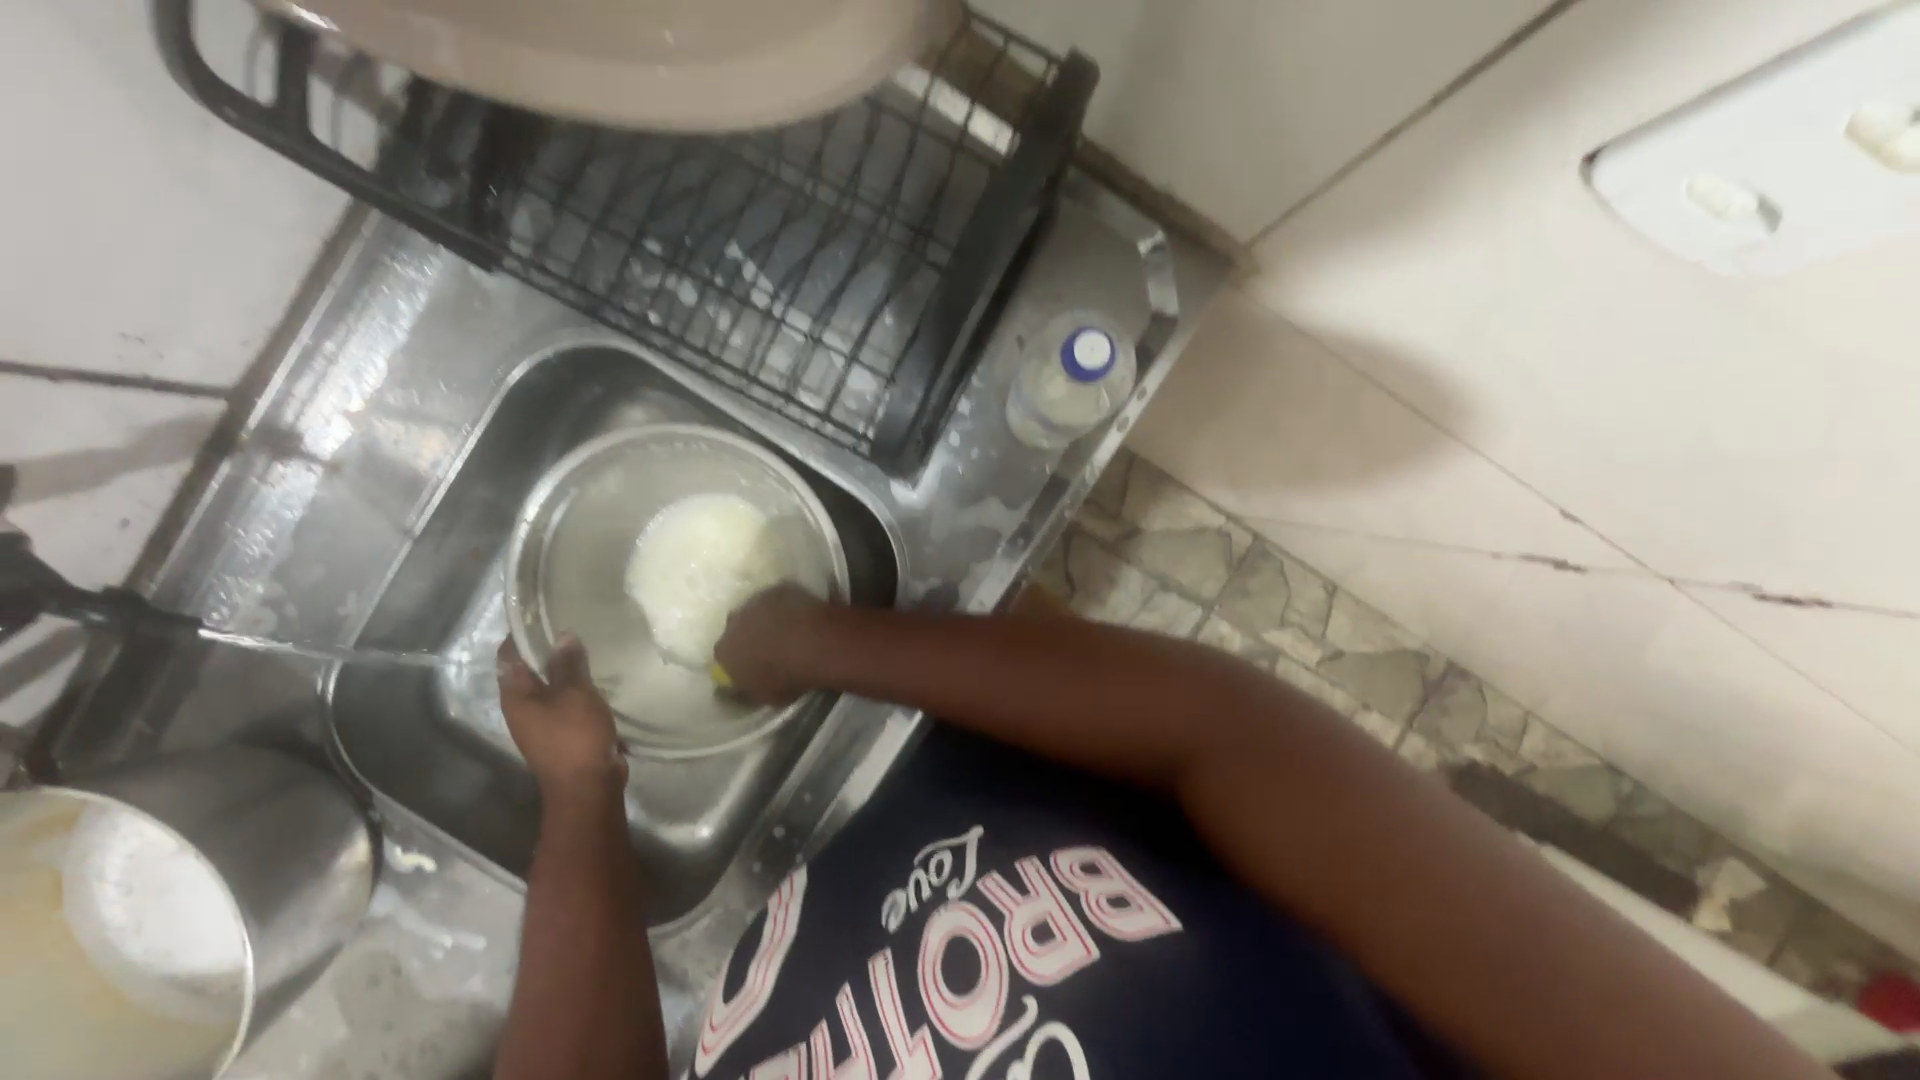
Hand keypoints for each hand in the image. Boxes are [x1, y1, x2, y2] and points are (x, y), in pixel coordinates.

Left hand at [497, 635, 625, 794]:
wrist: (587, 787)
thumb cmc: (574, 736)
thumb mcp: (574, 693)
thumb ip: (568, 663)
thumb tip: (564, 635)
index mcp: (515, 696)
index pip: (510, 655)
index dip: (523, 633)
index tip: (545, 613)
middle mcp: (522, 709)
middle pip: (530, 671)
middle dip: (549, 650)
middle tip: (575, 627)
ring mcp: (542, 724)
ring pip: (551, 688)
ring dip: (567, 671)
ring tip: (590, 650)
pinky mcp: (563, 734)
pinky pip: (567, 704)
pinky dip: (579, 691)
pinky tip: (600, 681)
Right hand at [713, 584, 831, 705]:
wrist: (814, 645)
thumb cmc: (787, 678)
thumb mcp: (764, 696)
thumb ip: (746, 691)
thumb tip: (735, 690)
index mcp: (724, 652)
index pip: (724, 657)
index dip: (738, 661)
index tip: (752, 667)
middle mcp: (732, 623)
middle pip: (737, 629)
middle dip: (749, 636)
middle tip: (770, 647)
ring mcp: (754, 602)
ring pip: (756, 611)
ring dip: (767, 619)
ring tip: (788, 630)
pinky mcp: (777, 589)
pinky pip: (778, 598)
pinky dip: (786, 605)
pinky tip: (801, 615)